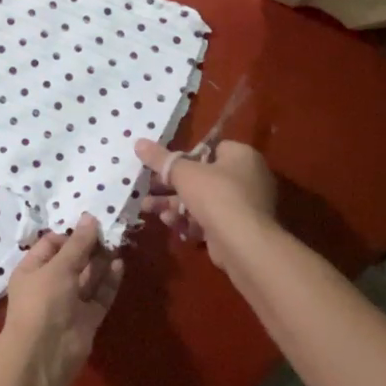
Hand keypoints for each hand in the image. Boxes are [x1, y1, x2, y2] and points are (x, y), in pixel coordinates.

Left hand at [4, 213, 123, 374]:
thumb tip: (90, 217)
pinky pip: (99, 295)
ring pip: (88, 277)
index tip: (91, 224)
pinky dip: (109, 280)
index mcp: (32, 270)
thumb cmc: (43, 302)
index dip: (70, 234)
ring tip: (118, 242)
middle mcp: (50, 284)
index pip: (51, 245)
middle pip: (72, 260)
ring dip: (101, 261)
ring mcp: (69, 302)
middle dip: (89, 246)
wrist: (47, 352)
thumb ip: (77, 244)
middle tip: (111, 229)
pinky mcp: (87, 318)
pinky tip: (120, 264)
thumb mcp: (58, 267)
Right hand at [132, 140, 279, 254]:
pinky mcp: (236, 229)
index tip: (165, 165)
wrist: (242, 243)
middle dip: (171, 186)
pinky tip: (169, 223)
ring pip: (201, 201)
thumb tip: (138, 142)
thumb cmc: (216, 195)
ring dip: (173, 204)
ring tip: (148, 208)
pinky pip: (208, 220)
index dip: (187, 156)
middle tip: (148, 188)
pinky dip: (188, 221)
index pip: (213, 148)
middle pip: (202, 177)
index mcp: (241, 156)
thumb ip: (160, 158)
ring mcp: (243, 206)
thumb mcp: (183, 172)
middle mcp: (247, 178)